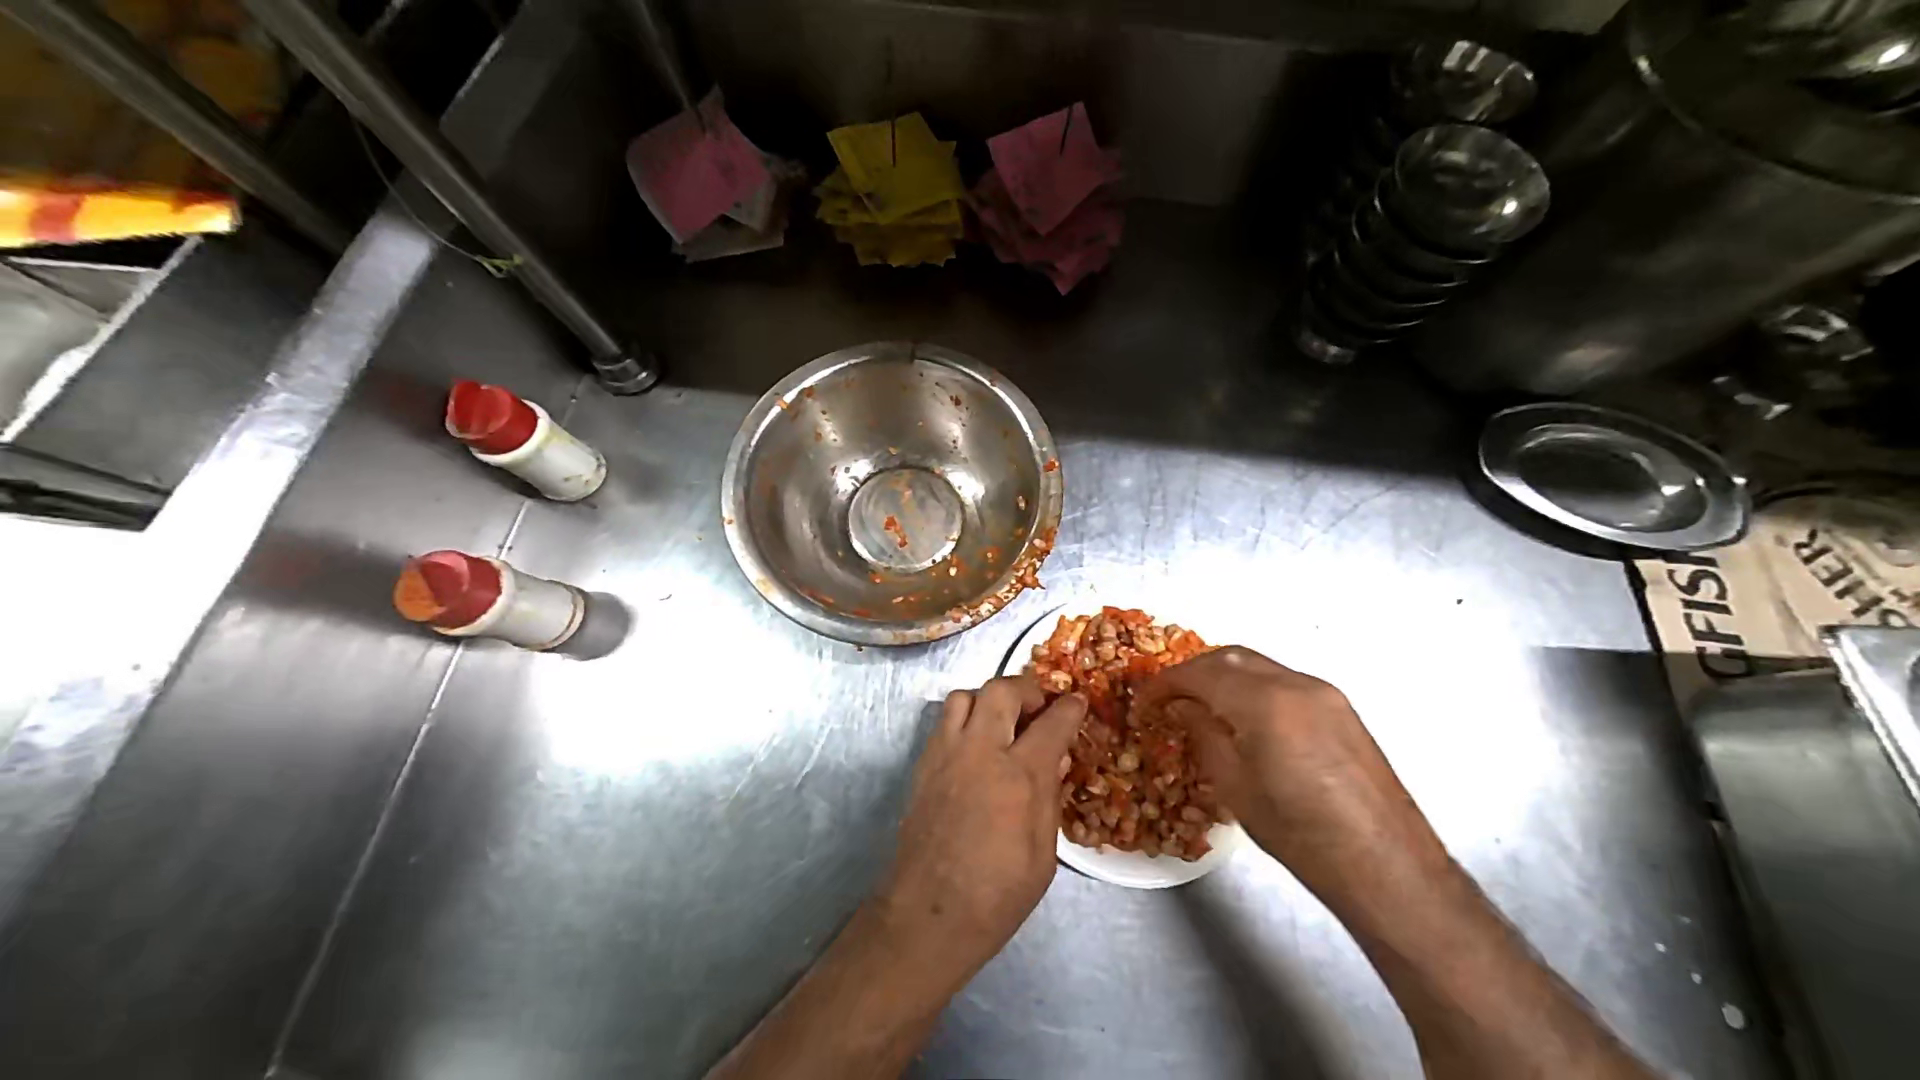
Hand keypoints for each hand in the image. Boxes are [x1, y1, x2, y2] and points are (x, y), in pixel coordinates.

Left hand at [870, 676, 1086, 986]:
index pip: (1051, 723)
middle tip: (1039, 708)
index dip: (1069, 708)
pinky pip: (944, 721)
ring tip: (1003, 722)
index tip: (1077, 702)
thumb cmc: (996, 896)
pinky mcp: (922, 765)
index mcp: (1018, 777)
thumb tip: (1055, 760)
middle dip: (1027, 689)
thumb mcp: (1043, 855)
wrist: (928, 914)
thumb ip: (1049, 798)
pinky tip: (976, 745)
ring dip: (989, 699)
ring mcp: (945, 754)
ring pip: (965, 696)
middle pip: (1001, 690)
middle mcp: (979, 752)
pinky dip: (964, 718)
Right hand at [1135, 647, 1446, 905]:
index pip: (1201, 673)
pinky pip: (1283, 681)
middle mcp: (1296, 684)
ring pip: (1258, 665)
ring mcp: (1324, 693)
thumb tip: (1183, 707)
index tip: (1146, 699)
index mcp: (1265, 702)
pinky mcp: (1340, 709)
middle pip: (1230, 657)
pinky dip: (1252, 687)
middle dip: (1193, 671)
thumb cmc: (1299, 834)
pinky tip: (1242, 717)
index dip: (1166, 683)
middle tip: (1170, 698)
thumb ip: (1203, 734)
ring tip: (1201, 706)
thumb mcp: (1234, 786)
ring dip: (1223, 676)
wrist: (1384, 865)